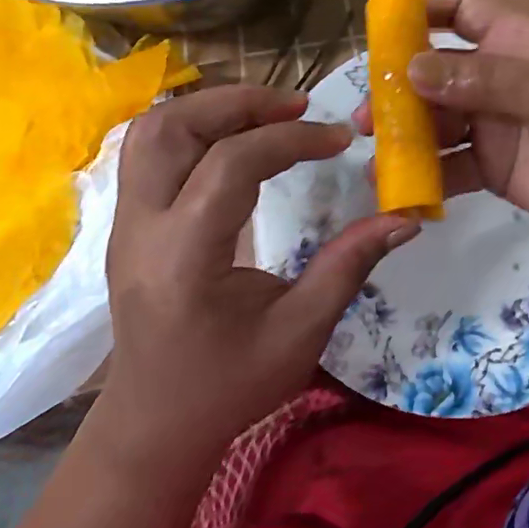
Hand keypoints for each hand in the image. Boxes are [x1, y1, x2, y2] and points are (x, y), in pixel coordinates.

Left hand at [101, 86, 418, 454]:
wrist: (156, 424)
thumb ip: (350, 265)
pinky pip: (149, 152)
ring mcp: (124, 224)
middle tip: (297, 106)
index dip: (290, 139)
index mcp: (183, 258)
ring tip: (269, 115)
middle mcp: (141, 229)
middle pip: (173, 127)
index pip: (230, 164)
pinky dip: (194, 129)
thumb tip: (404, 218)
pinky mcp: (126, 224)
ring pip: (151, 131)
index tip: (339, 140)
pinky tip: (236, 141)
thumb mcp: (301, 332)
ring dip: (211, 109)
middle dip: (239, 102)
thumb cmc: (230, 386)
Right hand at [351, 0, 528, 232]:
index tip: (381, 24)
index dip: (423, 11)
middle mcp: (497, 77)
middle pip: (435, 71)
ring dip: (405, 132)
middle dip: (400, 85)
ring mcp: (492, 123)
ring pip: (436, 120)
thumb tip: (413, 69)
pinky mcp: (492, 166)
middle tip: (369, 108)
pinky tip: (400, 187)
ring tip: (374, 147)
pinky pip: (450, 166)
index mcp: (516, 40)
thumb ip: (484, 79)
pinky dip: (426, 176)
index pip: (461, 11)